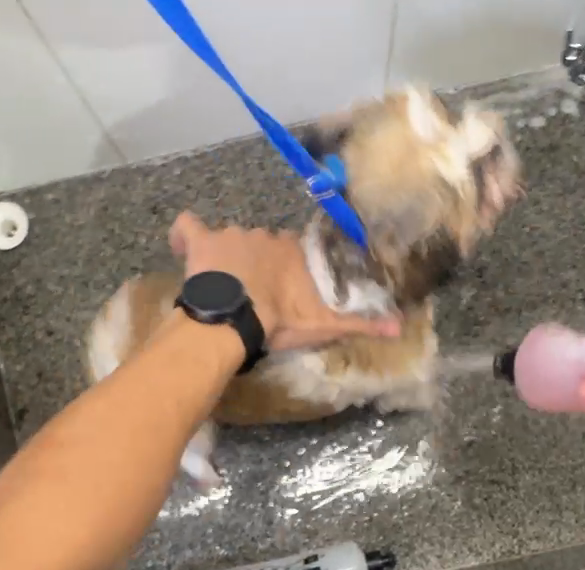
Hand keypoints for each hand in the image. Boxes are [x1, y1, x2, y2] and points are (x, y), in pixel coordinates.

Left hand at [168, 211, 400, 351]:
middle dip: (259, 263)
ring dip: (228, 258)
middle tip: (254, 292)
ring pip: (232, 241)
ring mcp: (232, 236)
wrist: (237, 319)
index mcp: (293, 250)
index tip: (283, 286)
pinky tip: (183, 246)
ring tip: (223, 286)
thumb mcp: (325, 325)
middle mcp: (266, 235)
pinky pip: (188, 227)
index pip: (293, 250)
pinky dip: (184, 236)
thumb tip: (400, 326)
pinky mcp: (202, 242)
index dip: (288, 267)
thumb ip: (361, 324)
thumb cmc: (281, 320)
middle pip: (263, 244)